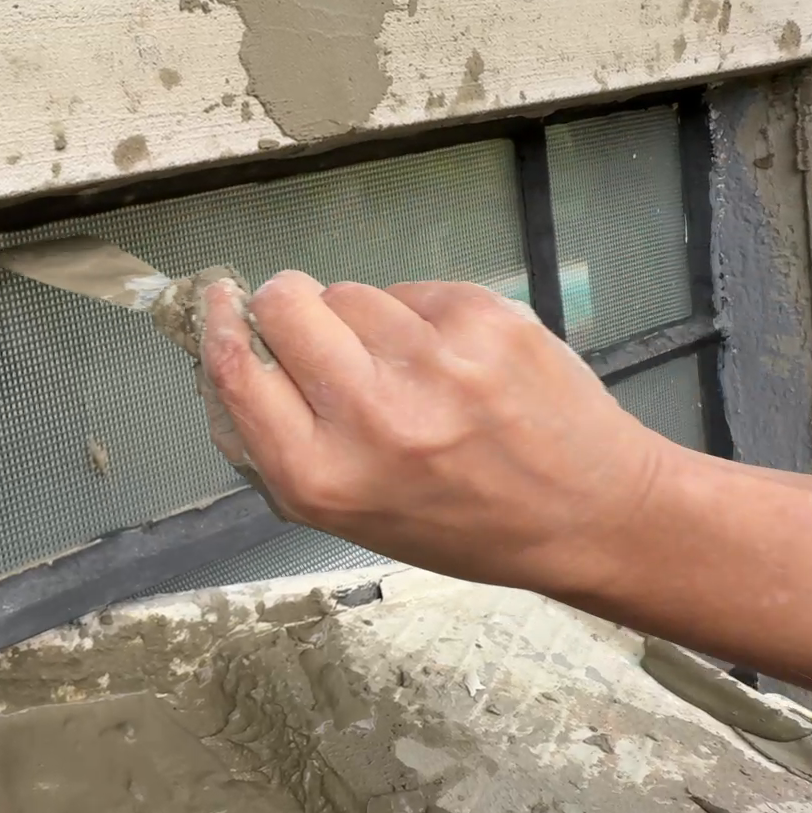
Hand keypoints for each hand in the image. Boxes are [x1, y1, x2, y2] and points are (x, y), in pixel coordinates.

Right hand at [200, 270, 678, 594]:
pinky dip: (413, 316)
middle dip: (282, 302)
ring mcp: (434, 363)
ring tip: (401, 364)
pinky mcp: (486, 321)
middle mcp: (372, 416)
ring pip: (347, 291)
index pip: (237, 371)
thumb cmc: (446, 522)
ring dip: (355, 317)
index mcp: (321, 475)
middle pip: (283, 304)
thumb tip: (223, 357)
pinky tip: (448, 357)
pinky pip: (407, 290)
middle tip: (311, 325)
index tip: (217, 298)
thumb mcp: (335, 511)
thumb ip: (269, 438)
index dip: (219, 324)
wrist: (594, 517)